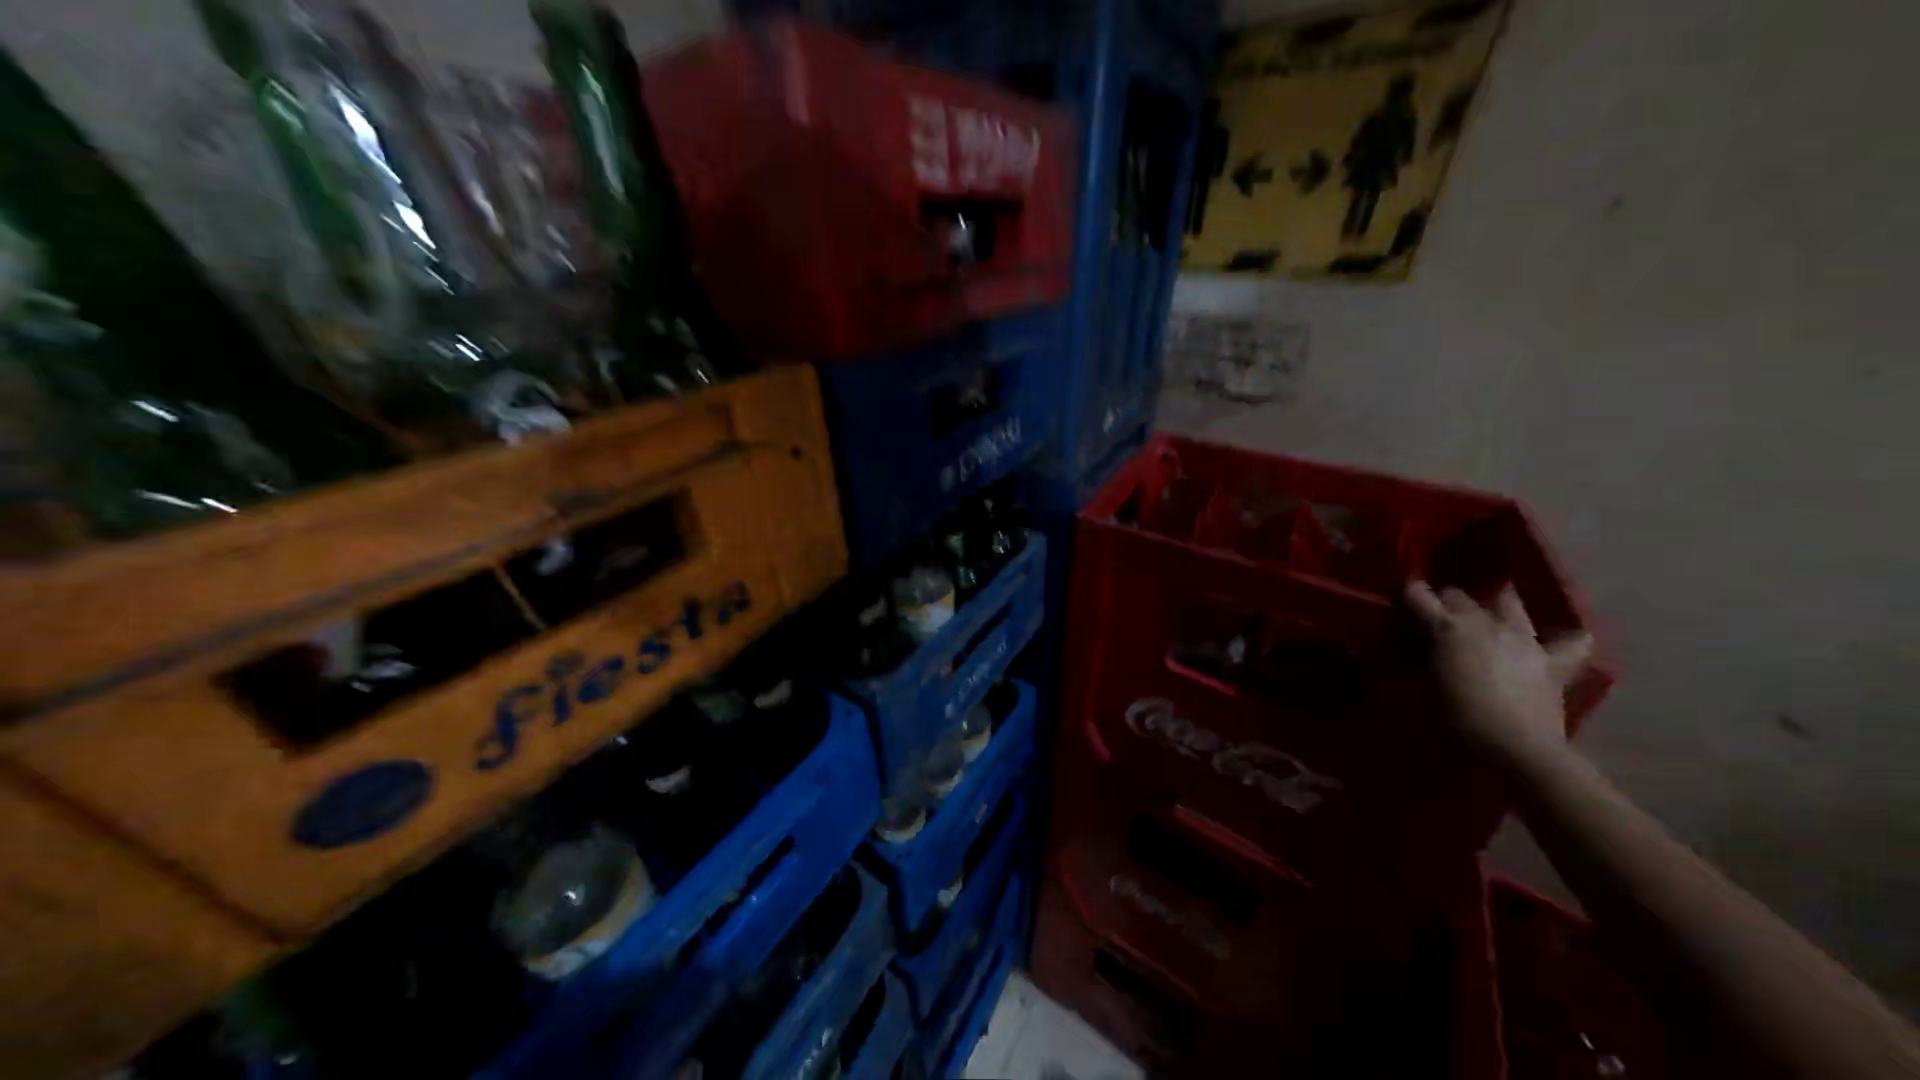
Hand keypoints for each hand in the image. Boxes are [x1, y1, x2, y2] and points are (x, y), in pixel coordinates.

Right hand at [1405, 580, 1593, 763]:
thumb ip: (1424, 656)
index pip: (1419, 596)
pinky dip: (1563, 636)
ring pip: (1510, 604)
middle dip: (1446, 601)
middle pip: (1460, 596)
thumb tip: (1420, 643)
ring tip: (1489, 614)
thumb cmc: (1459, 719)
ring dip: (1496, 604)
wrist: (1518, 748)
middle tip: (1439, 616)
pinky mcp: (1553, 661)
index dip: (1409, 593)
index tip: (1402, 598)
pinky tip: (1553, 639)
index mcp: (1448, 629)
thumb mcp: (1426, 685)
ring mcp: (1524, 640)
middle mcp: (1485, 624)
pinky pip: (1572, 640)